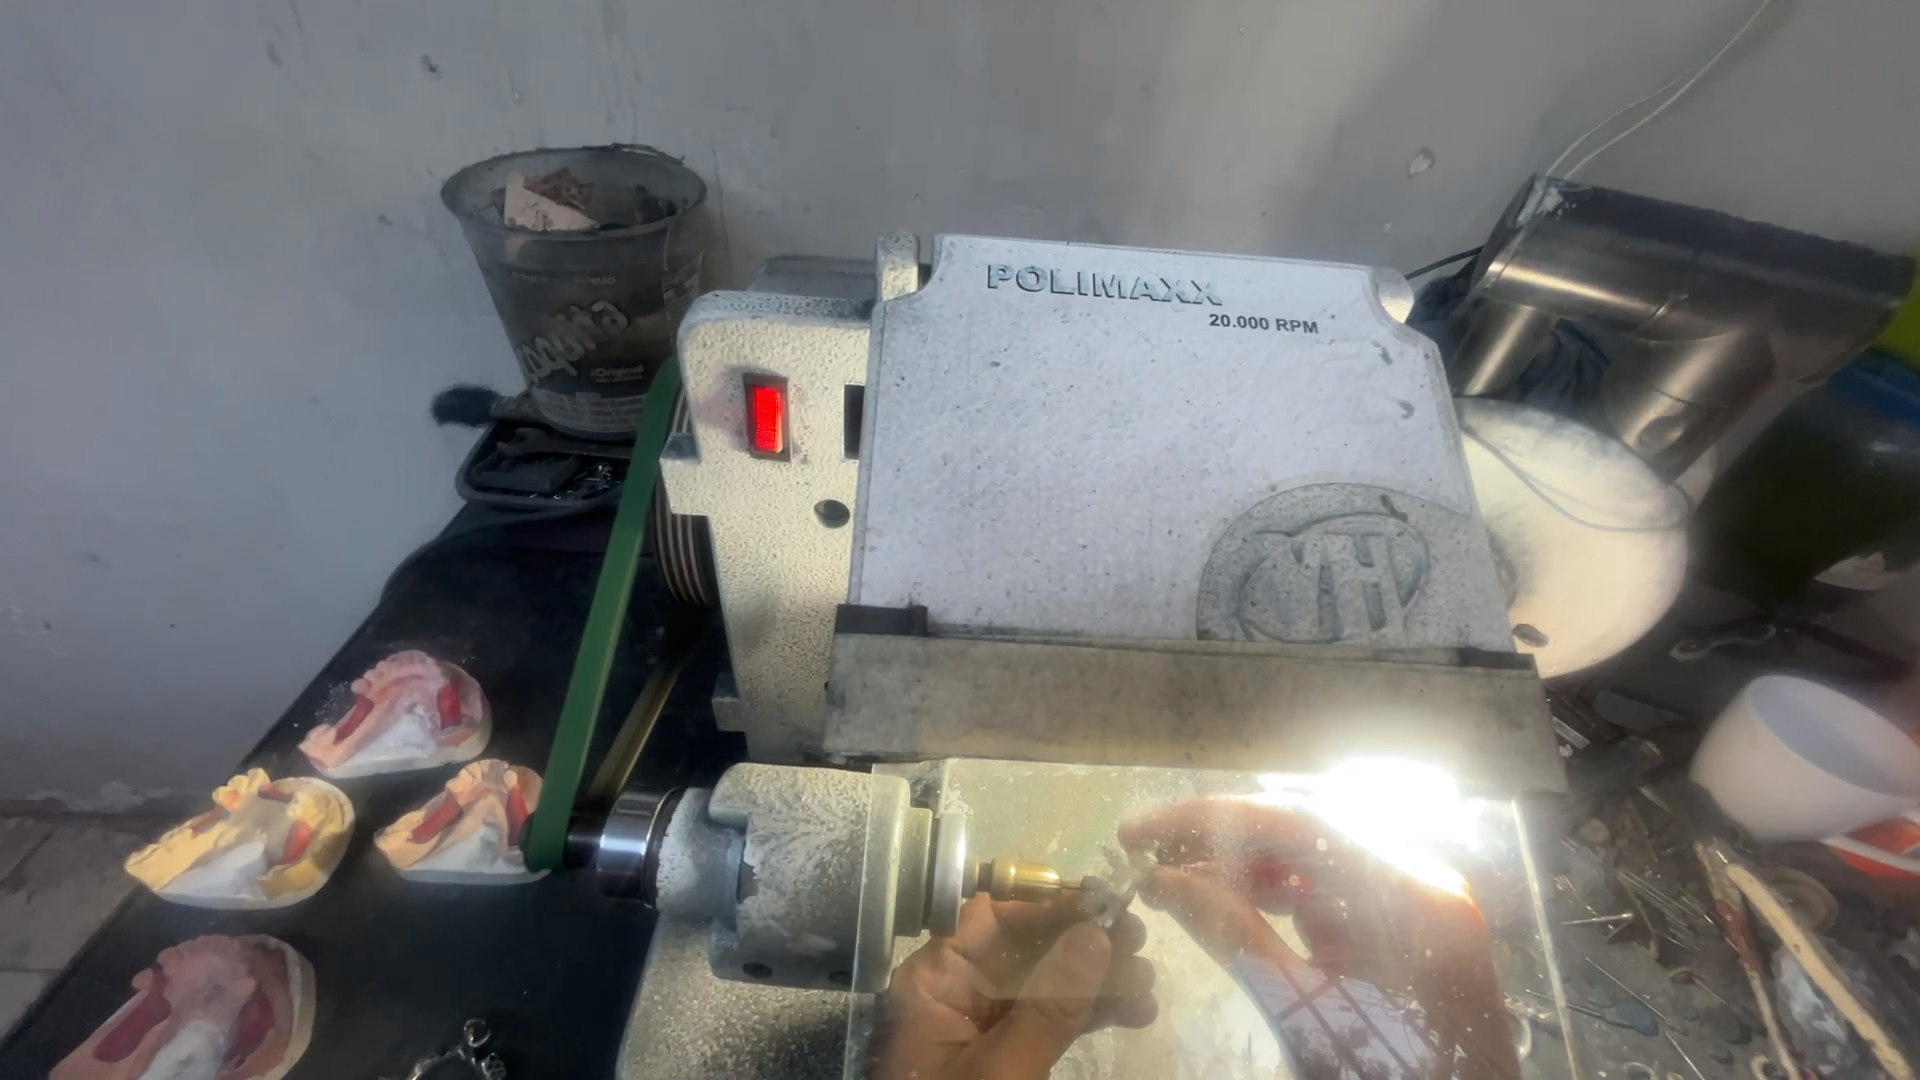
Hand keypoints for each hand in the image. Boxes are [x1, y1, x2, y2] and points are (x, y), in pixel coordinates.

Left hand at [869, 894, 1157, 1079]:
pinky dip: (1091, 1014)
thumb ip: (1049, 1007)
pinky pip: (1050, 1020)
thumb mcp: (1003, 1072)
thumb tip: (1094, 935)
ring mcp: (983, 1026)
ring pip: (1045, 984)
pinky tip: (1135, 1011)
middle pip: (1023, 947)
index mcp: (933, 982)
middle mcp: (956, 993)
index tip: (1097, 901)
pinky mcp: (1007, 1057)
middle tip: (1137, 936)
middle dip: (1082, 940)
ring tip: (1147, 980)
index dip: (1043, 904)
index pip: (986, 918)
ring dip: (1099, 979)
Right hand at [1121, 798, 1519, 1079]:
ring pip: (1305, 855)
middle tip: (1145, 850)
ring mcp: (1413, 898)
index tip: (1138, 832)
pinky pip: (1320, 886)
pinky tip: (1221, 899)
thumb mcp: (1303, 1015)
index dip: (1206, 818)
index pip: (1293, 823)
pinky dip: (1267, 892)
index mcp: (1411, 895)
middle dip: (1216, 840)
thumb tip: (1158, 877)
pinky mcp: (1398, 921)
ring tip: (1171, 875)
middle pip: (1298, 832)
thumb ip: (1231, 933)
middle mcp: (1419, 877)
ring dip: (1235, 865)